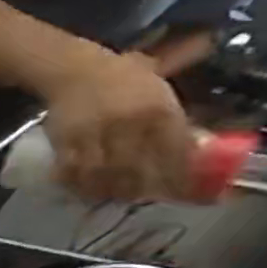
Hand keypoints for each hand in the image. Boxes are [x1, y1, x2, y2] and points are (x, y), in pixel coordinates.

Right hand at [42, 47, 194, 201]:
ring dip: (112, 189)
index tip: (185, 192)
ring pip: (107, 174)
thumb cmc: (121, 76)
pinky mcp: (66, 142)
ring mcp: (95, 135)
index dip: (181, 176)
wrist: (73, 70)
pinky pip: (74, 171)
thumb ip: (176, 114)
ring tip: (118, 196)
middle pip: (140, 169)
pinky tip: (85, 189)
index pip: (176, 152)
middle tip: (147, 197)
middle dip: (145, 187)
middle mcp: (129, 125)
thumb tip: (201, 144)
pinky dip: (80, 184)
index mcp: (158, 110)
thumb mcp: (159, 87)